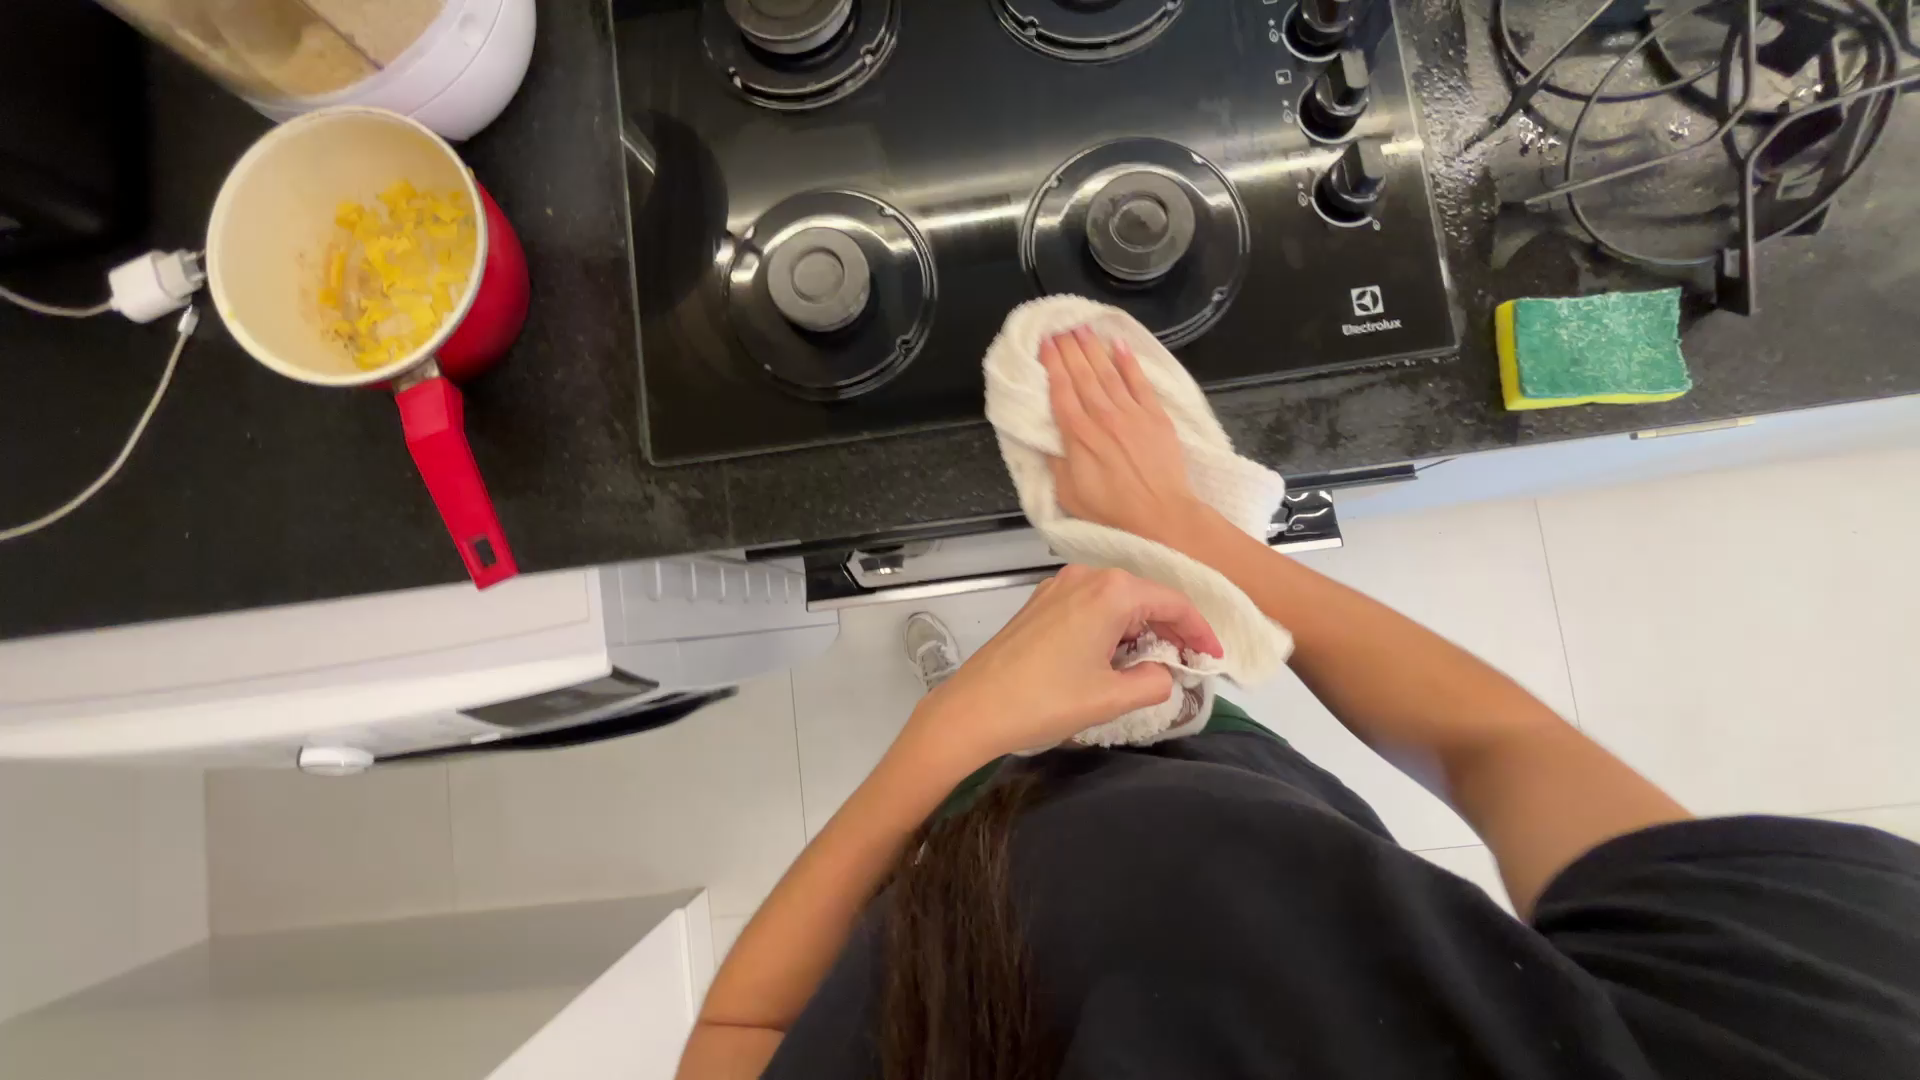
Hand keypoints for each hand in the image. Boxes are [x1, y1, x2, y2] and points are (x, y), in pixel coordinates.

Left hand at [904, 565, 1222, 763]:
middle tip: (1186, 664)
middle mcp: (1086, 576)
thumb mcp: (1112, 697)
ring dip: (1138, 629)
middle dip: (1169, 629)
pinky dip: (1110, 627)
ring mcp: (1058, 586)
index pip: (1173, 602)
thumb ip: (1154, 681)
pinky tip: (1111, 657)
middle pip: (1144, 597)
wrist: (974, 708)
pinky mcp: (1040, 602)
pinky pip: (1089, 606)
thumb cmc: (1046, 700)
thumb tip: (1164, 672)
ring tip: (1151, 665)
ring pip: (1116, 601)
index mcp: (1111, 591)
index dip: (1199, 632)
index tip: (1212, 660)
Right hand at [1041, 327, 1224, 549]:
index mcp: (1078, 434)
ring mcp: (1131, 413)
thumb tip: (1046, 440)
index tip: (1045, 344)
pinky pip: (1140, 382)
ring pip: (1108, 372)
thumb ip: (1056, 463)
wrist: (1161, 515)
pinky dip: (1129, 362)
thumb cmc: (1111, 511)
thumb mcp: (1069, 494)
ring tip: (1082, 328)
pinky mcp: (1155, 416)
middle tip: (1060, 327)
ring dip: (1093, 348)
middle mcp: (1103, 416)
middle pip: (1082, 375)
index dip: (1052, 364)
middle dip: (1070, 349)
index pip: (1061, 390)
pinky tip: (1119, 345)